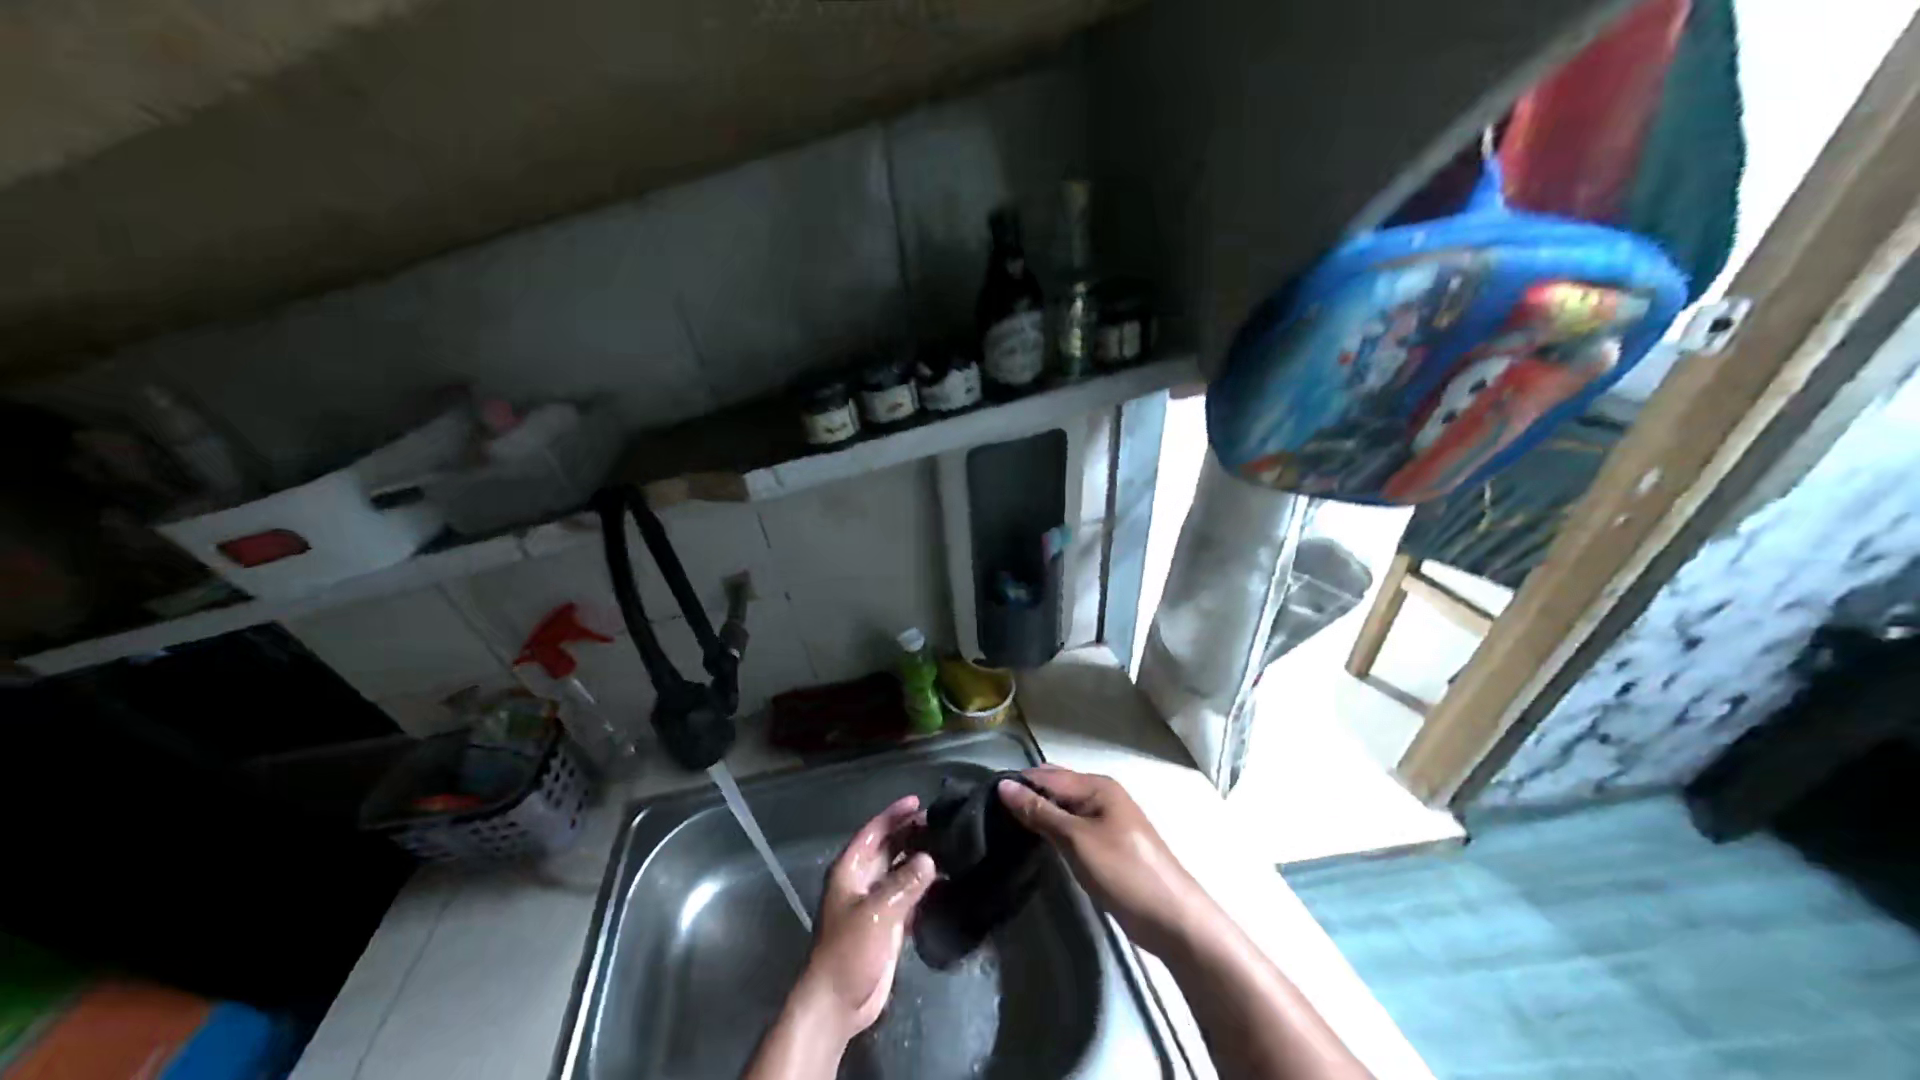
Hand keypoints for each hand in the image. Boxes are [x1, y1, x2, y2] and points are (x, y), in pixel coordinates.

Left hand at [795, 795, 935, 1038]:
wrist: (838, 1002)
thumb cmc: (849, 950)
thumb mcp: (877, 913)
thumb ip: (904, 884)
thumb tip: (930, 858)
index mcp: (850, 870)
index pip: (873, 831)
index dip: (893, 814)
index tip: (918, 801)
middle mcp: (862, 880)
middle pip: (889, 848)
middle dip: (911, 834)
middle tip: (943, 823)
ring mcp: (875, 902)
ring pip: (900, 870)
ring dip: (920, 860)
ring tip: (949, 846)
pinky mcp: (889, 923)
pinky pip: (909, 895)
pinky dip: (925, 887)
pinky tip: (946, 881)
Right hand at [997, 765, 1211, 955]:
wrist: (1172, 918)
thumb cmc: (1123, 871)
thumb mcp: (1076, 840)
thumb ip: (1040, 812)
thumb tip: (1004, 786)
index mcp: (1097, 786)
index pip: (1046, 775)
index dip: (1017, 783)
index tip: (983, 797)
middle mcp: (1102, 795)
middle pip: (1055, 787)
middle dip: (1026, 795)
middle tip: (990, 814)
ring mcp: (1107, 820)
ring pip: (1063, 807)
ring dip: (1039, 813)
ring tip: (1005, 827)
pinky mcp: (1107, 844)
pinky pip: (1073, 826)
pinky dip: (1053, 829)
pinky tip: (1035, 842)